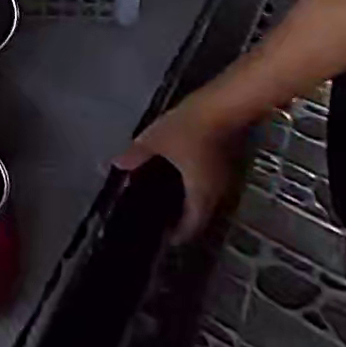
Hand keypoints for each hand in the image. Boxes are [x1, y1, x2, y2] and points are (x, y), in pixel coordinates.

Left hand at [115, 103, 235, 243]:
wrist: (221, 108)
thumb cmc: (187, 130)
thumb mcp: (155, 141)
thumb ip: (136, 155)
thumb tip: (117, 165)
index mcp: (201, 194)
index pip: (193, 225)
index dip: (181, 234)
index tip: (169, 239)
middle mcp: (218, 192)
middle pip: (203, 214)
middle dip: (186, 218)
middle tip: (167, 217)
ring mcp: (227, 176)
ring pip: (209, 197)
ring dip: (193, 200)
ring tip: (173, 196)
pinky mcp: (229, 161)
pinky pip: (211, 181)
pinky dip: (197, 183)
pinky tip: (185, 172)